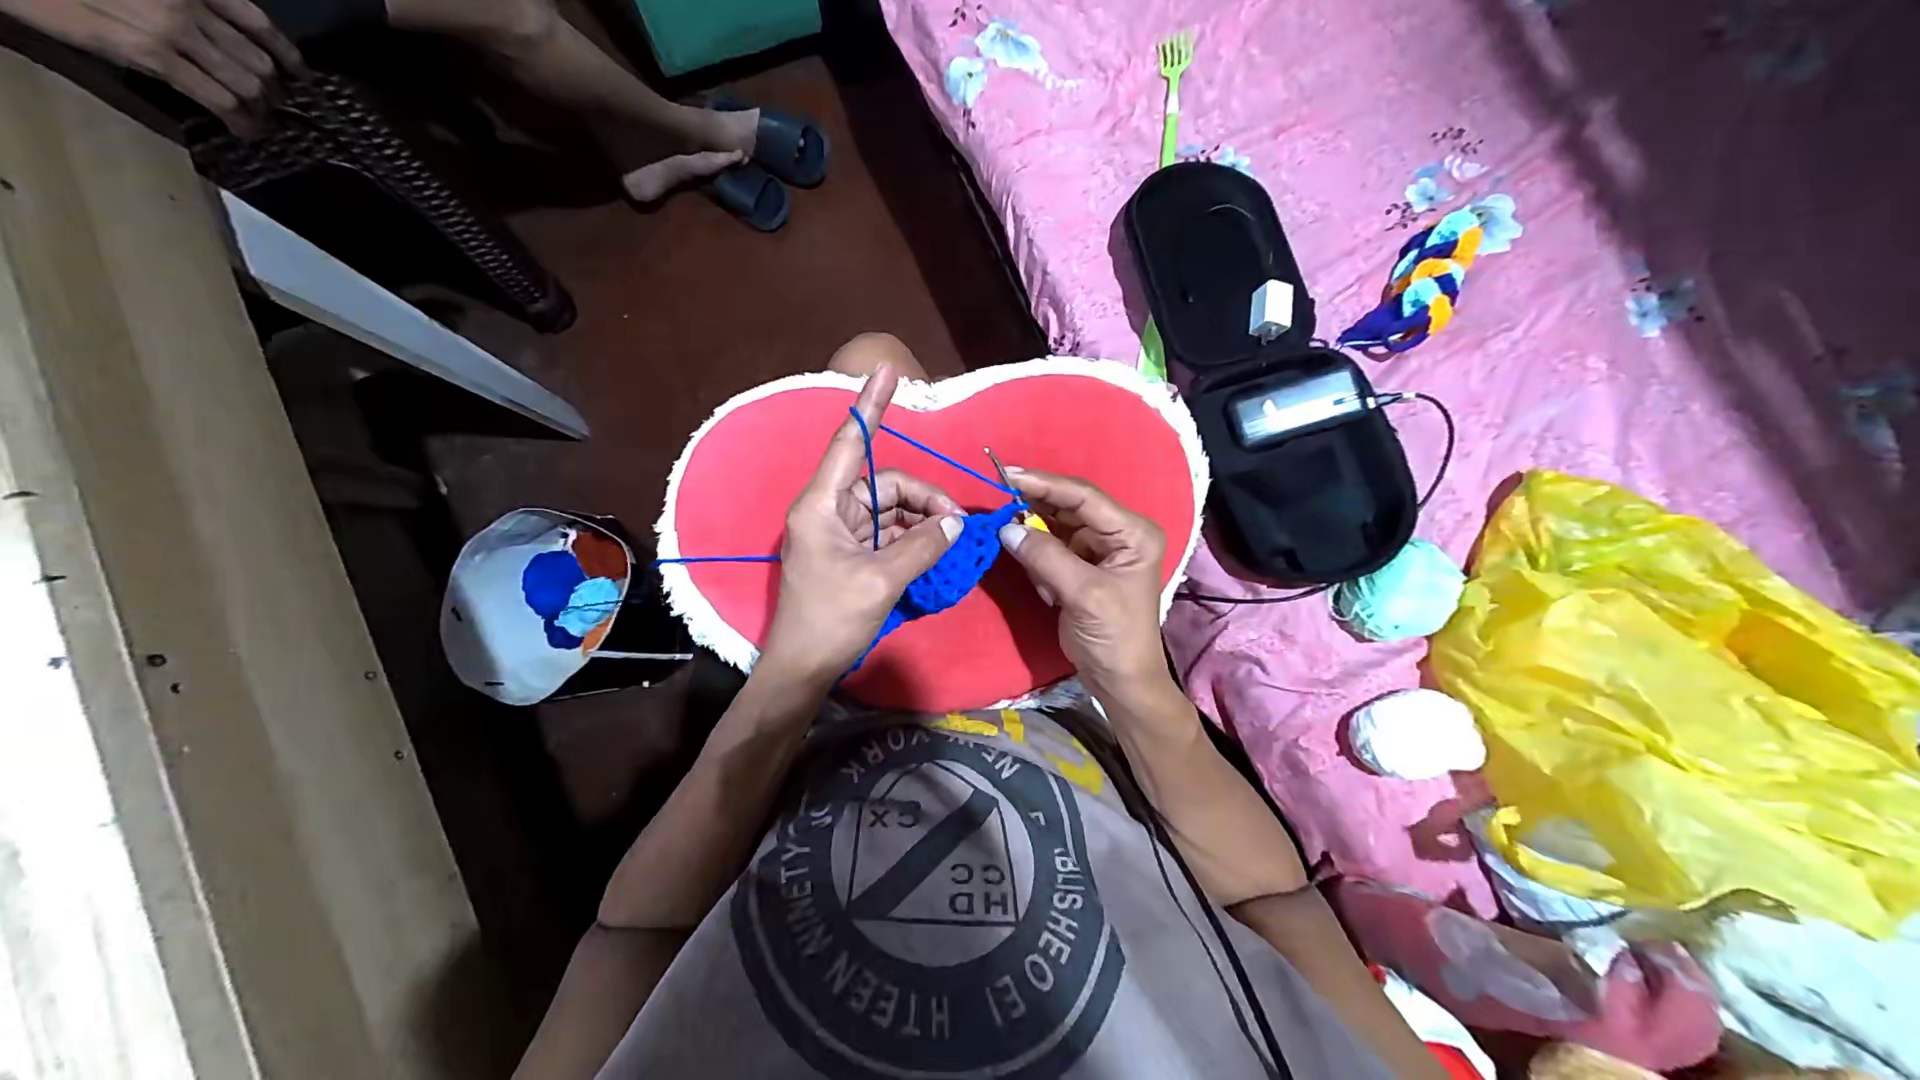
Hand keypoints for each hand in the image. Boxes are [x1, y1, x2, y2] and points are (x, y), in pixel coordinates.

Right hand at [5, 0, 304, 134]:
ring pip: (247, 84)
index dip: (288, 55)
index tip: (302, 76)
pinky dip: (240, 120)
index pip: (257, 22)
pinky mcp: (152, 53)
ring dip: (262, 111)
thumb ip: (186, 3)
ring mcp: (173, 29)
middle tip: (275, 107)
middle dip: (276, 91)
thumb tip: (222, 37)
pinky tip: (244, 130)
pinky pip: (217, 97)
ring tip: (262, 123)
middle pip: (258, 61)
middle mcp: (188, 2)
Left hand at [758, 364, 962, 686]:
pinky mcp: (850, 554)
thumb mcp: (881, 580)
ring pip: (891, 509)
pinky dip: (912, 538)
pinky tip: (935, 550)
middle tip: (955, 525)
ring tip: (950, 541)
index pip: (850, 443)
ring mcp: (840, 533)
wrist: (803, 667)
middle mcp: (830, 510)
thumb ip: (921, 545)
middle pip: (885, 484)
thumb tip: (953, 524)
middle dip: (924, 498)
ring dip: (921, 521)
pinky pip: (888, 533)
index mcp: (823, 505)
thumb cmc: (831, 620)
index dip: (870, 405)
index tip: (887, 371)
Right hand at [995, 469, 1173, 698]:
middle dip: (1034, 505)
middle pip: (1069, 506)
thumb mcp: (1084, 595)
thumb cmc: (1114, 636)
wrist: (1120, 681)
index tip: (1008, 475)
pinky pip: (1050, 547)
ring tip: (1010, 538)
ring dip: (1033, 534)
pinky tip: (1041, 583)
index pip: (1084, 497)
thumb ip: (1046, 557)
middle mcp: (1118, 533)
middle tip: (998, 499)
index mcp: (1133, 533)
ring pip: (1055, 525)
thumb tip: (1006, 528)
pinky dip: (1036, 557)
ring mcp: (1098, 549)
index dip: (1046, 484)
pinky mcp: (1080, 566)